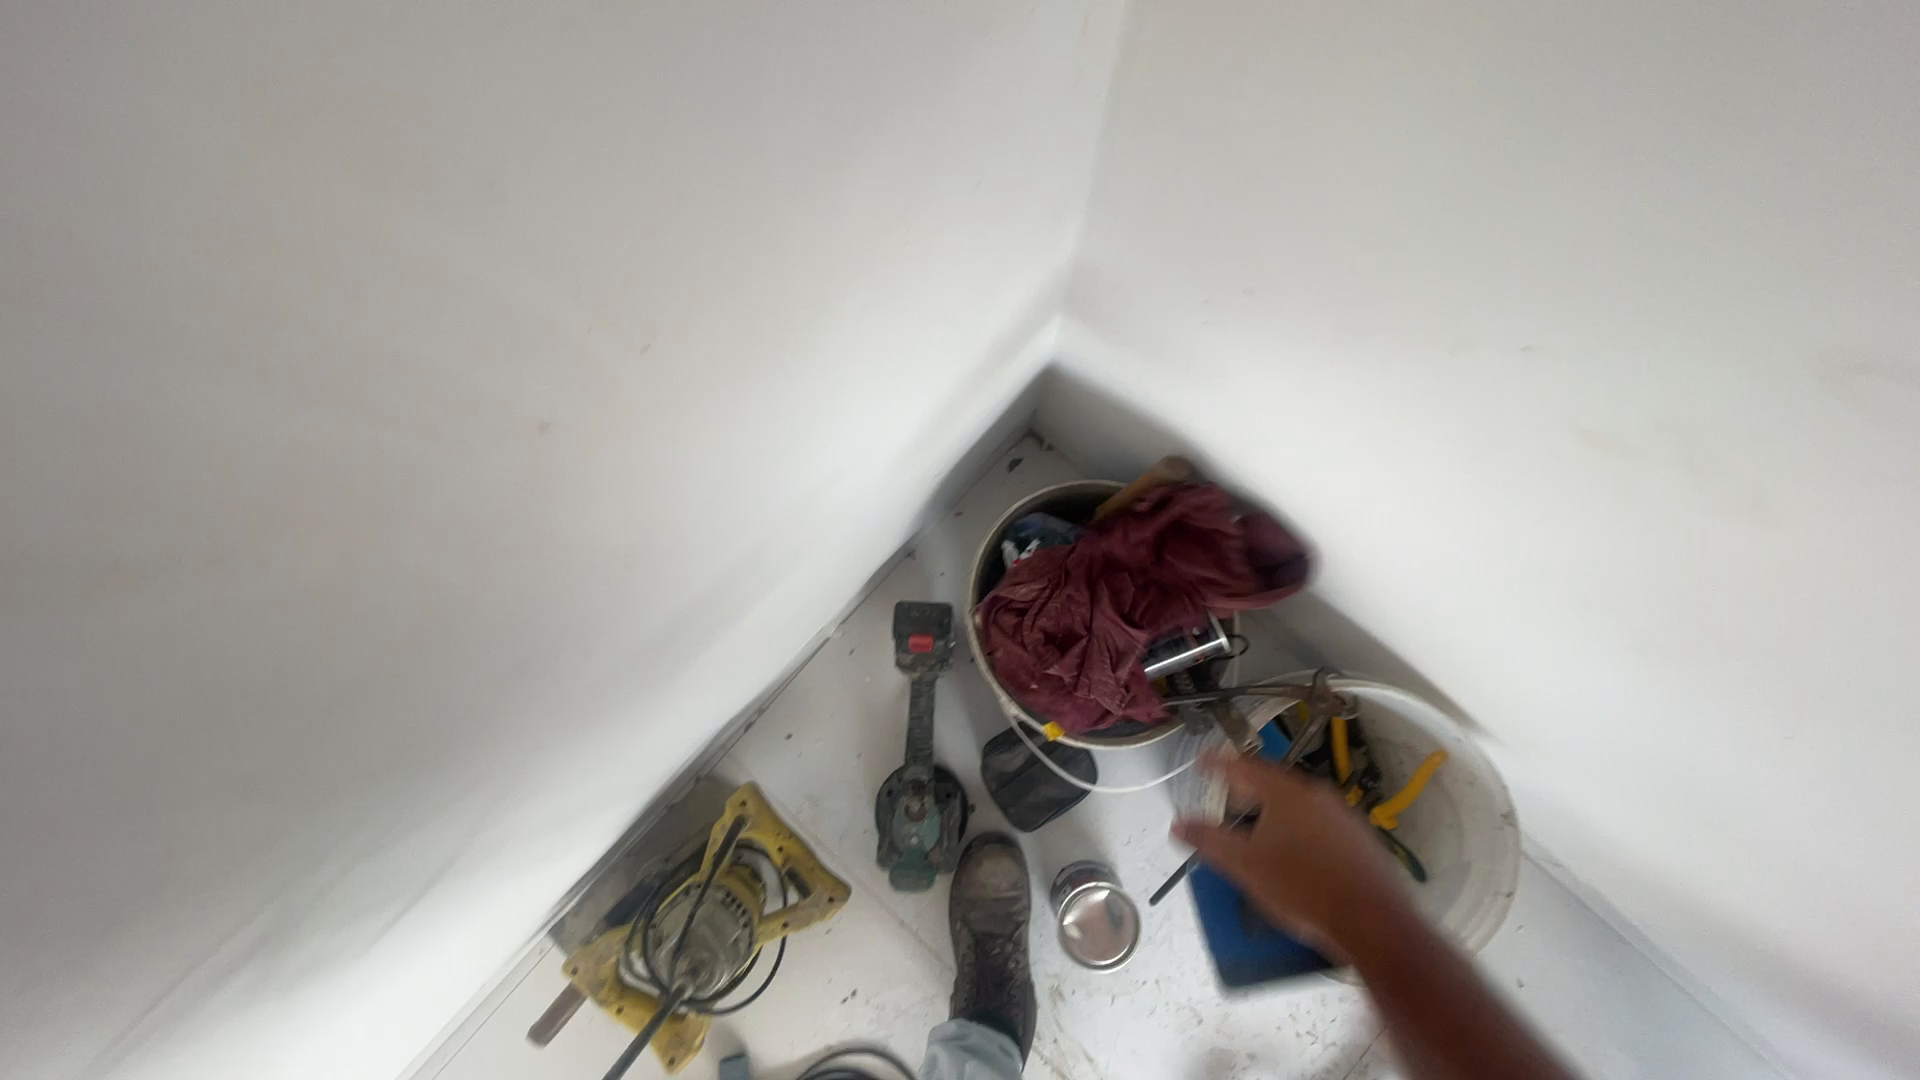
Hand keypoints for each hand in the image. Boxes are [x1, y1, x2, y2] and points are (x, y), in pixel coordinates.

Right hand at [1172, 751, 1410, 956]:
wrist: (1374, 925)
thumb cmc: (1303, 889)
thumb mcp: (1245, 866)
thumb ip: (1208, 841)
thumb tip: (1177, 824)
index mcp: (1286, 792)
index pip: (1243, 766)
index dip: (1218, 763)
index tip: (1202, 760)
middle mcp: (1317, 795)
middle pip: (1273, 782)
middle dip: (1246, 789)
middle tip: (1225, 799)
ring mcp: (1344, 816)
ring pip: (1298, 803)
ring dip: (1273, 810)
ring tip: (1256, 828)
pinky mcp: (1361, 841)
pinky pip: (1319, 822)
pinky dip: (1298, 827)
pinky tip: (1293, 853)